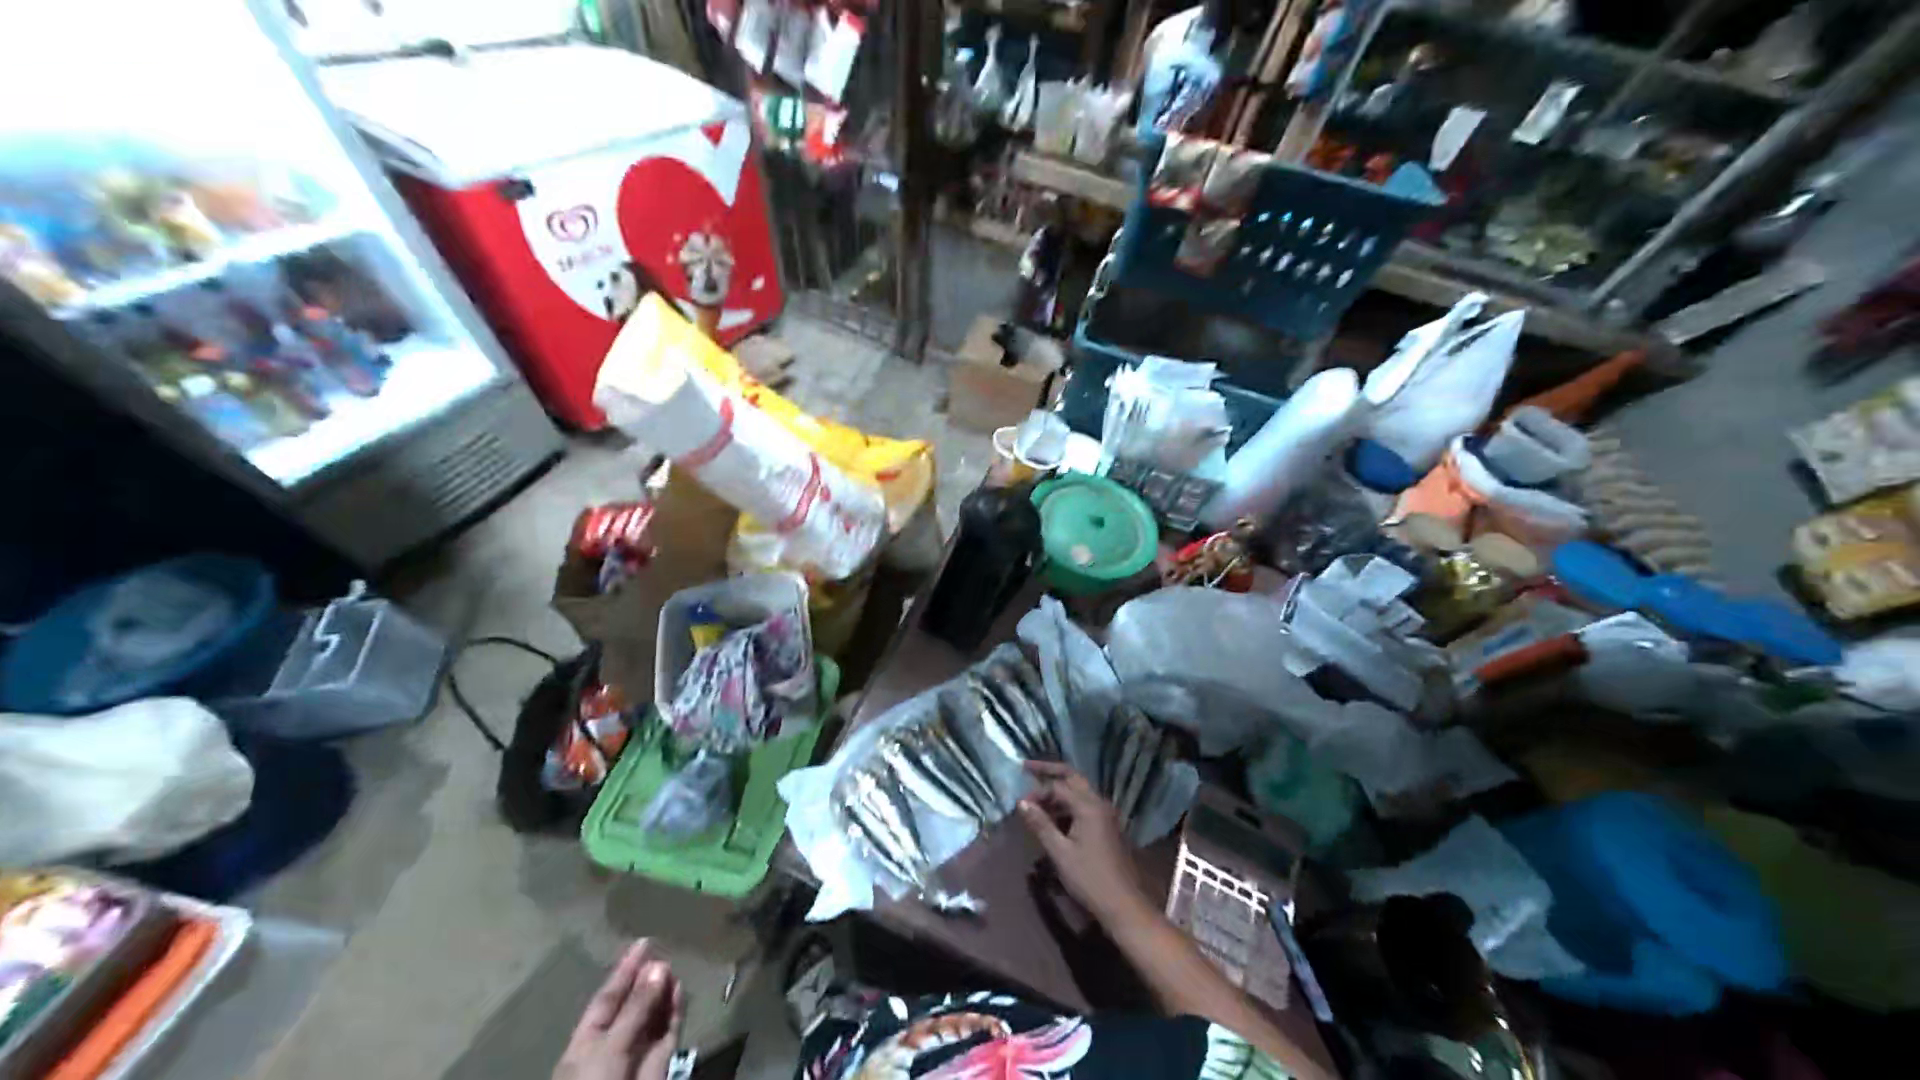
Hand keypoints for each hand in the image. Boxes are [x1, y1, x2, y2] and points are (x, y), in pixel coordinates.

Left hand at [554, 939, 685, 1079]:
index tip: (642, 942)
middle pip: (632, 1005)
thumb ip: (636, 1008)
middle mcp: (612, 1045)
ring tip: (672, 969)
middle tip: (662, 954)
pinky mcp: (660, 1065)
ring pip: (653, 1016)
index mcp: (586, 1042)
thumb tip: (659, 966)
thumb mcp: (608, 1047)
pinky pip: (669, 1032)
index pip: (606, 998)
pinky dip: (676, 1011)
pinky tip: (680, 991)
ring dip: (663, 993)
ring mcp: (637, 1055)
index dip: (623, 970)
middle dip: (646, 981)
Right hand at [1017, 761, 1150, 924]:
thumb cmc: (1089, 878)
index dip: (1037, 791)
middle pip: (1072, 777)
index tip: (1020, 804)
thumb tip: (1021, 802)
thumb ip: (1040, 824)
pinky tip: (1054, 817)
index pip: (1058, 786)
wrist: (1123, 904)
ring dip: (1058, 790)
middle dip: (1050, 771)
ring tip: (1037, 799)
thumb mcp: (1060, 852)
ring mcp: (1106, 814)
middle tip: (1027, 768)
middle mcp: (1099, 803)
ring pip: (1079, 791)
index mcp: (1088, 806)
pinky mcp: (1107, 826)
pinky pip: (1085, 805)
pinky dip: (1067, 804)